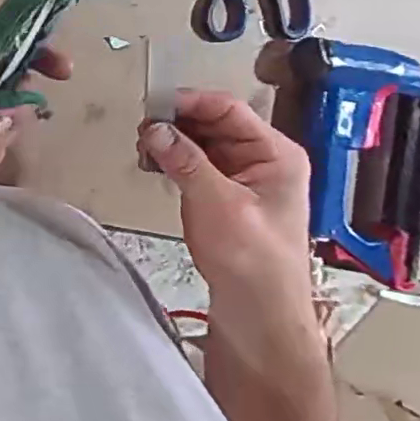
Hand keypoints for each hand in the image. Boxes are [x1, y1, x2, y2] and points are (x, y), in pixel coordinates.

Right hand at [137, 90, 325, 383]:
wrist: (260, 317)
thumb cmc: (251, 261)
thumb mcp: (217, 204)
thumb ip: (185, 161)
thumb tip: (155, 128)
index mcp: (276, 154)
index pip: (228, 109)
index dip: (190, 103)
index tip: (153, 105)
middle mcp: (262, 159)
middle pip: (213, 124)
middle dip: (177, 124)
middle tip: (143, 132)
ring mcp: (244, 178)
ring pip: (201, 143)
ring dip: (172, 143)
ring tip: (145, 150)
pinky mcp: (226, 195)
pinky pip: (197, 165)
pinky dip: (175, 162)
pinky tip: (156, 167)